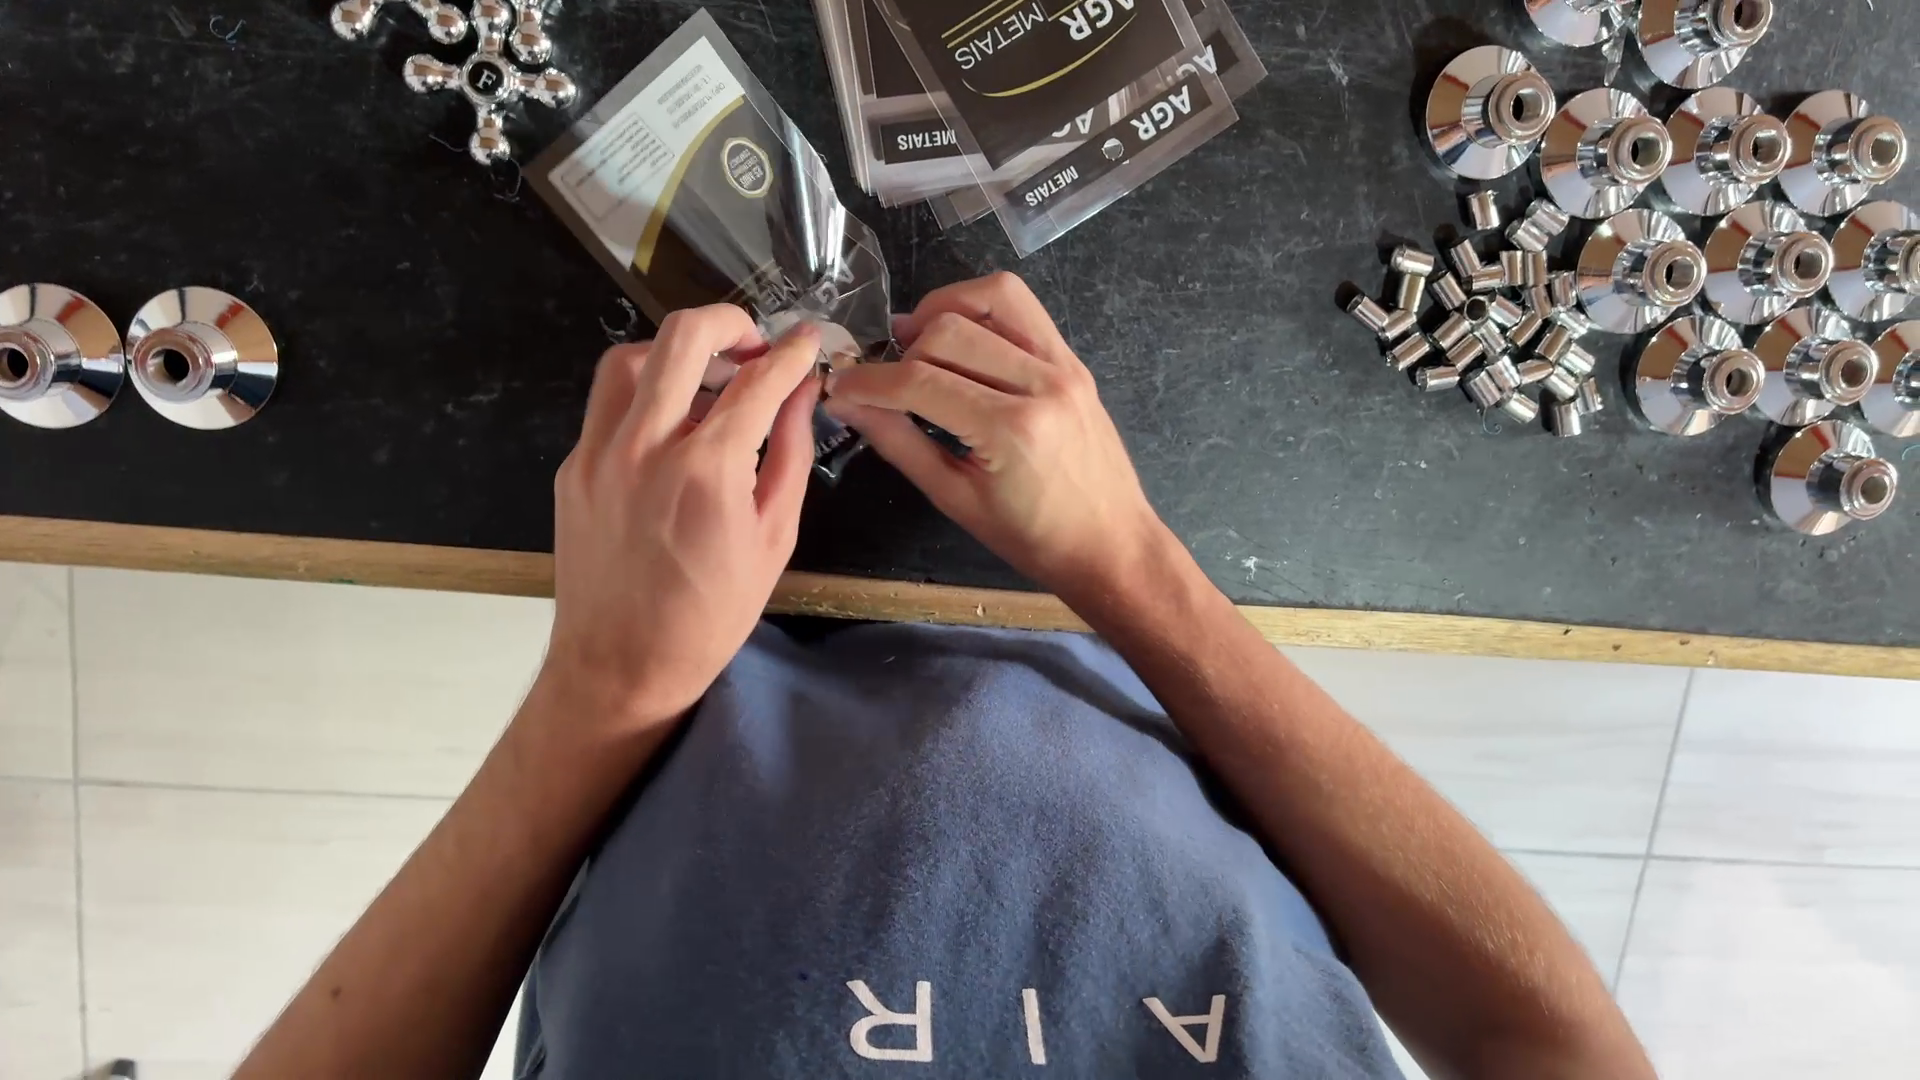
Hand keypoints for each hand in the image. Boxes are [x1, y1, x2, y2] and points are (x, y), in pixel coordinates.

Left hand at [543, 306, 820, 726]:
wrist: (623, 663)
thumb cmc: (715, 612)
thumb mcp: (775, 536)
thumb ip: (789, 454)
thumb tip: (802, 395)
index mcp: (707, 470)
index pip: (756, 382)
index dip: (791, 353)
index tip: (809, 339)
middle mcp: (645, 446)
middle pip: (681, 339)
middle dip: (728, 322)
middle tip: (755, 342)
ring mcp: (597, 454)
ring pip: (630, 359)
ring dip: (676, 351)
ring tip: (710, 376)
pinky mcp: (571, 468)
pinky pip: (609, 405)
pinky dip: (646, 394)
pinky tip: (673, 424)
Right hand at [823, 272, 1170, 604]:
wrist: (1110, 545)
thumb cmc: (1031, 539)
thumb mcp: (956, 499)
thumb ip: (900, 444)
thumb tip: (847, 404)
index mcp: (1010, 431)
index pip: (919, 382)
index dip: (868, 382)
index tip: (840, 387)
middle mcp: (1041, 384)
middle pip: (948, 332)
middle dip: (900, 352)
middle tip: (882, 381)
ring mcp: (1064, 366)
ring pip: (990, 298)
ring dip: (941, 310)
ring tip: (916, 342)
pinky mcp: (1074, 361)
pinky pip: (1023, 308)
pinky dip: (981, 308)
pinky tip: (960, 336)